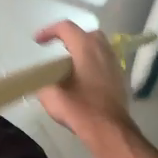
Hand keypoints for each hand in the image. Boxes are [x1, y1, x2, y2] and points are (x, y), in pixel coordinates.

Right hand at [35, 21, 132, 137]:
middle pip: (86, 34)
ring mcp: (114, 63)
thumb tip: (41, 82)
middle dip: (70, 38)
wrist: (109, 129)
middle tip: (57, 50)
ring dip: (83, 50)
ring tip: (70, 64)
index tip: (38, 41)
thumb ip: (42, 83)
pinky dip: (93, 63)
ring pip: (98, 46)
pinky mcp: (119, 77)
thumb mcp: (51, 97)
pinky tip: (84, 78)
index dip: (49, 31)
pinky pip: (104, 61)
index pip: (66, 28)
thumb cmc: (80, 110)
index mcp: (85, 48)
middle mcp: (103, 50)